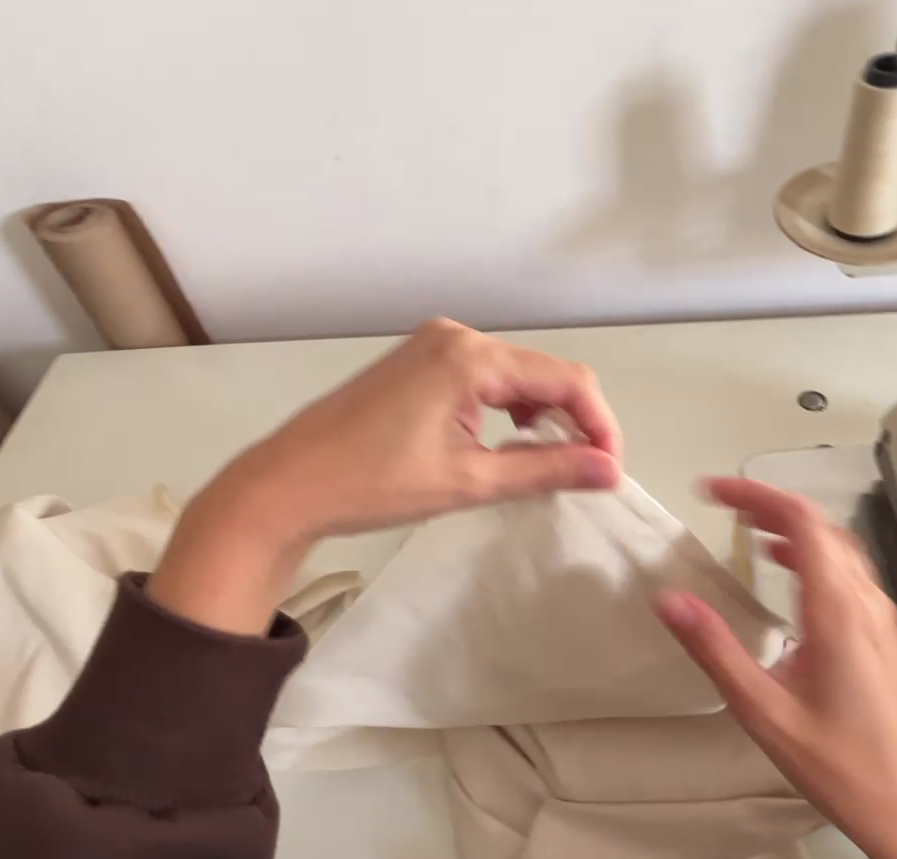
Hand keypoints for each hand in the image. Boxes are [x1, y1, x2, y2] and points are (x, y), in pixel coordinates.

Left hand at [150, 319, 621, 633]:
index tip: (608, 472)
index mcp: (471, 356)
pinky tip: (503, 439)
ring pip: (515, 374)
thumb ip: (546, 469)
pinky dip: (507, 407)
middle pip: (544, 371)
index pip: (567, 379)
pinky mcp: (418, 362)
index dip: (599, 425)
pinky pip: (484, 378)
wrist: (287, 484)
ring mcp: (433, 344)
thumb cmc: (375, 483)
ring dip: (541, 414)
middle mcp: (457, 335)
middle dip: (572, 421)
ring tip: (543, 461)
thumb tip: (608, 470)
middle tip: (582, 472)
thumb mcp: (470, 480)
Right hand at [653, 477, 896, 858]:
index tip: (709, 490)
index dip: (755, 495)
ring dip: (795, 528)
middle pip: (822, 527)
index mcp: (837, 611)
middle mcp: (866, 603)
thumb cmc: (839, 767)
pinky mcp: (884, 638)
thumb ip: (716, 650)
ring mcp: (881, 619)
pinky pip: (850, 575)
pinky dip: (814, 557)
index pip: (800, 522)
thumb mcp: (764, 711)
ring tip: (751, 529)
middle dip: (770, 504)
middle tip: (722, 504)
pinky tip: (791, 576)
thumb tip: (667, 598)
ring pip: (840, 549)